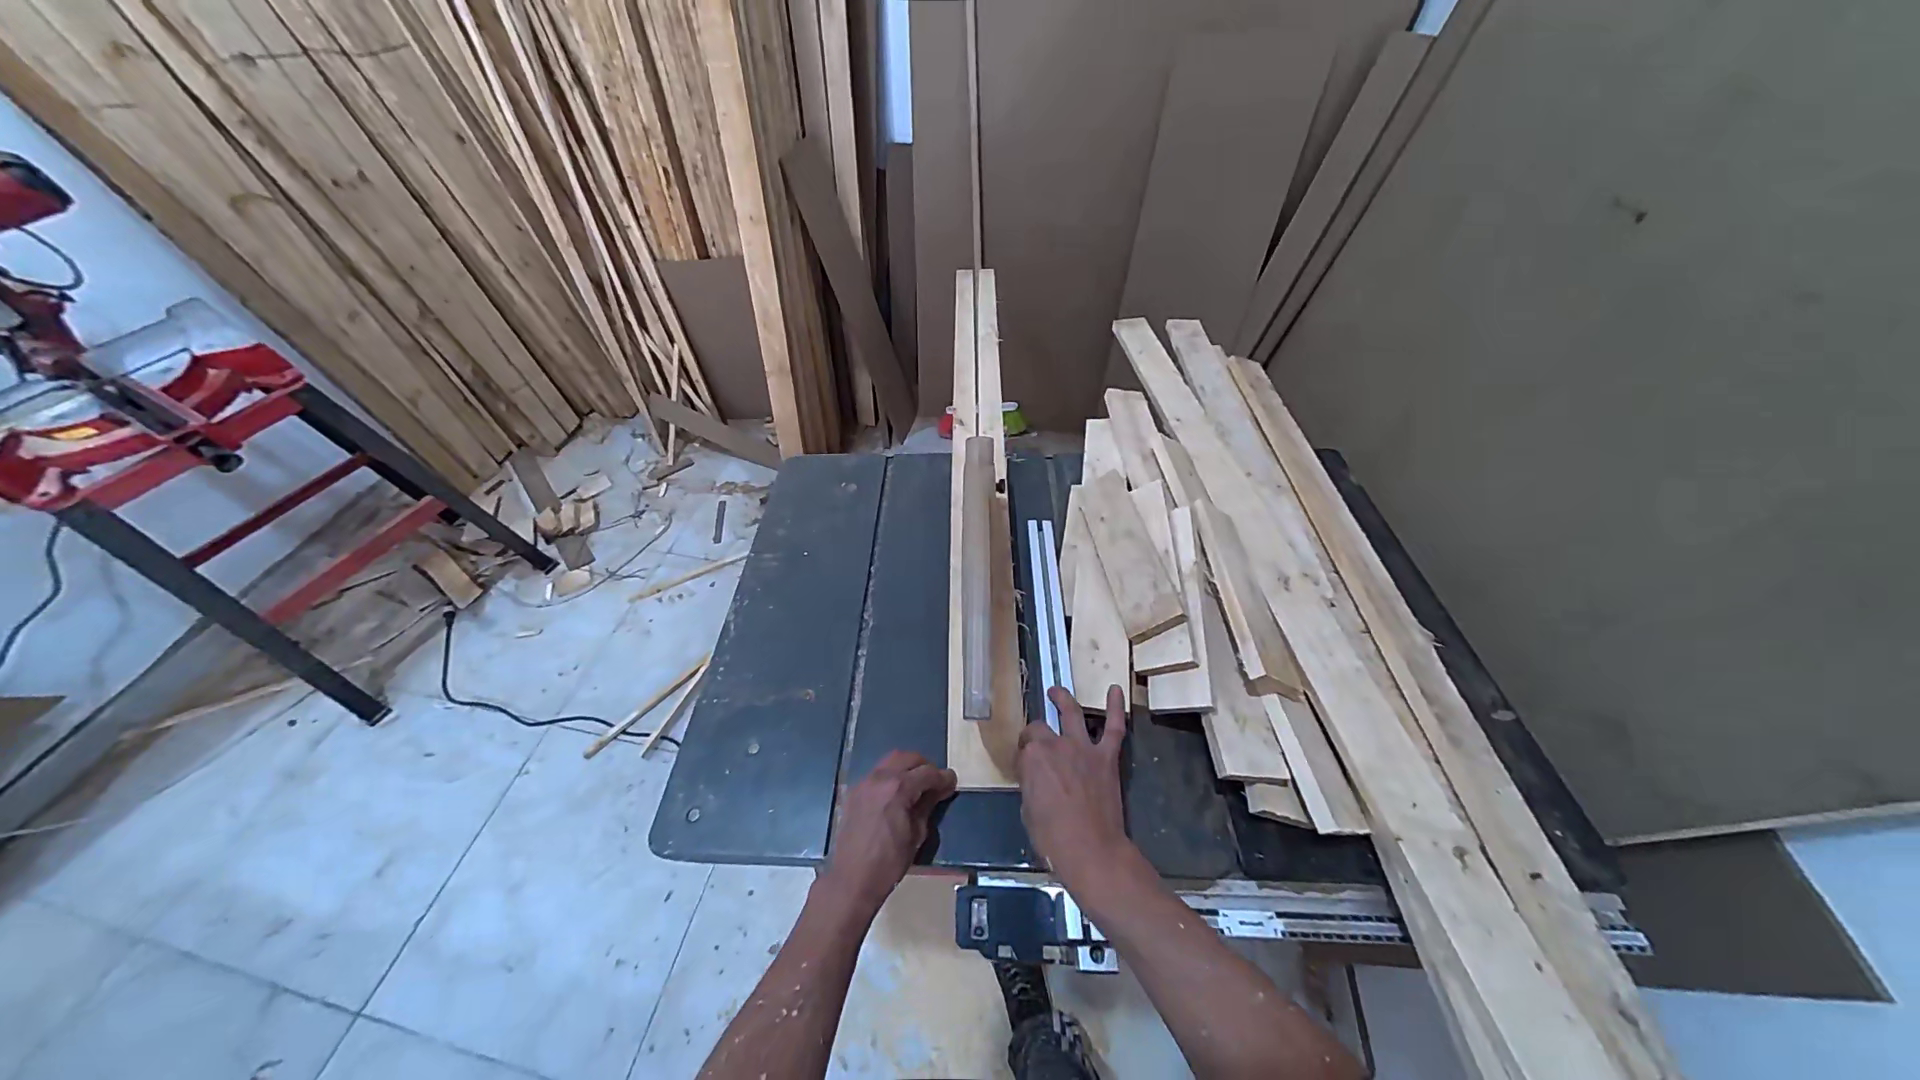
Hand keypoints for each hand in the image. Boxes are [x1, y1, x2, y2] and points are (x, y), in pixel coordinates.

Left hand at [819, 751, 956, 918]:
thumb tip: (939, 790)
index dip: (943, 777)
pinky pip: (877, 774)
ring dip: (906, 768)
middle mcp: (880, 778)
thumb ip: (927, 805)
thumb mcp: (917, 834)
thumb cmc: (890, 862)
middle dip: (924, 766)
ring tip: (917, 786)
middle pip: (907, 758)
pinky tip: (896, 794)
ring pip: (890, 762)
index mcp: (898, 788)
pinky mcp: (854, 792)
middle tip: (935, 782)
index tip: (952, 783)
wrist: (852, 879)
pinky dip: (891, 776)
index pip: (927, 772)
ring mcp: (864, 783)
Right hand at [1018, 685, 1132, 890]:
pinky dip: (1116, 707)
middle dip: (1036, 732)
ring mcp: (1083, 748)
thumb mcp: (1028, 809)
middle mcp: (1055, 745)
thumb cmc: (1052, 837)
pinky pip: (1114, 727)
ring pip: (1072, 713)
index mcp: (1032, 758)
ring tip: (1057, 691)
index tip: (1025, 765)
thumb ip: (1031, 784)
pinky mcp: (1107, 757)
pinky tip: (1115, 690)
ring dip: (1063, 698)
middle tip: (1036, 739)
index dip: (1023, 754)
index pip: (1024, 746)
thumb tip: (1036, 778)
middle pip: (1041, 728)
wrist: (1091, 850)